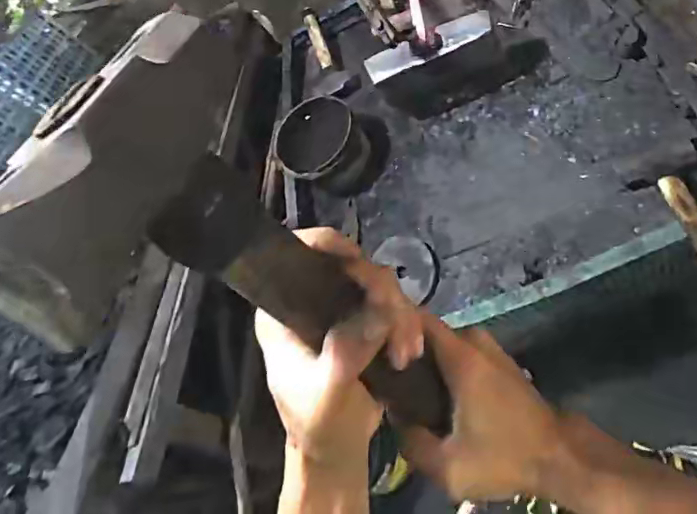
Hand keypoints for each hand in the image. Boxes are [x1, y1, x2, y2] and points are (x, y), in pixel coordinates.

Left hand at [256, 229, 427, 472]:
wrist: (338, 451)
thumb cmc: (318, 424)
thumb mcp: (326, 395)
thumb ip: (345, 355)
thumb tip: (377, 316)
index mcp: (286, 312)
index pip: (300, 256)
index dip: (327, 245)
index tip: (357, 261)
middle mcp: (314, 300)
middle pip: (353, 267)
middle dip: (382, 295)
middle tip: (398, 328)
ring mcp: (343, 307)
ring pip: (380, 284)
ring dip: (400, 314)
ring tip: (406, 352)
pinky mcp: (368, 317)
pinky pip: (394, 303)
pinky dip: (406, 322)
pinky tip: (411, 348)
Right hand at [397, 317, 566, 501]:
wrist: (553, 453)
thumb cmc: (502, 455)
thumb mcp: (449, 466)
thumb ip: (413, 442)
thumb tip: (393, 418)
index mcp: (462, 356)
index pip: (421, 320)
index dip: (395, 325)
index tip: (373, 343)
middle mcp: (475, 341)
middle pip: (431, 333)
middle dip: (407, 349)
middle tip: (383, 375)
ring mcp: (489, 348)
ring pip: (446, 345)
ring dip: (426, 361)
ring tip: (403, 387)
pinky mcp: (497, 360)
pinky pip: (461, 353)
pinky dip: (444, 366)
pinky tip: (432, 393)